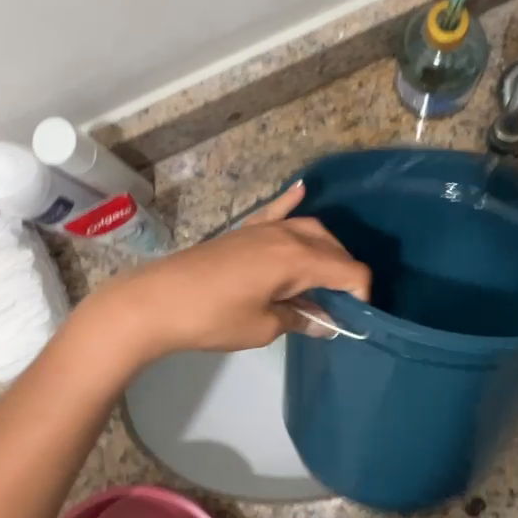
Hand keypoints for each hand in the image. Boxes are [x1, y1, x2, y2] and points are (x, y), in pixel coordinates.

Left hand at [78, 182, 372, 364]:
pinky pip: (274, 211)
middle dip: (345, 274)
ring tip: (327, 277)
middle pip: (333, 248)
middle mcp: (286, 235)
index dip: (361, 294)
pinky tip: (301, 189)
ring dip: (326, 249)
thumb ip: (300, 320)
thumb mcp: (264, 327)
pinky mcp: (242, 232)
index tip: (355, 318)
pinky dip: (289, 202)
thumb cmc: (213, 318)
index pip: (349, 270)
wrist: (156, 302)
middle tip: (340, 307)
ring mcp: (262, 229)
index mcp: (297, 259)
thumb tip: (324, 322)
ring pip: (309, 228)